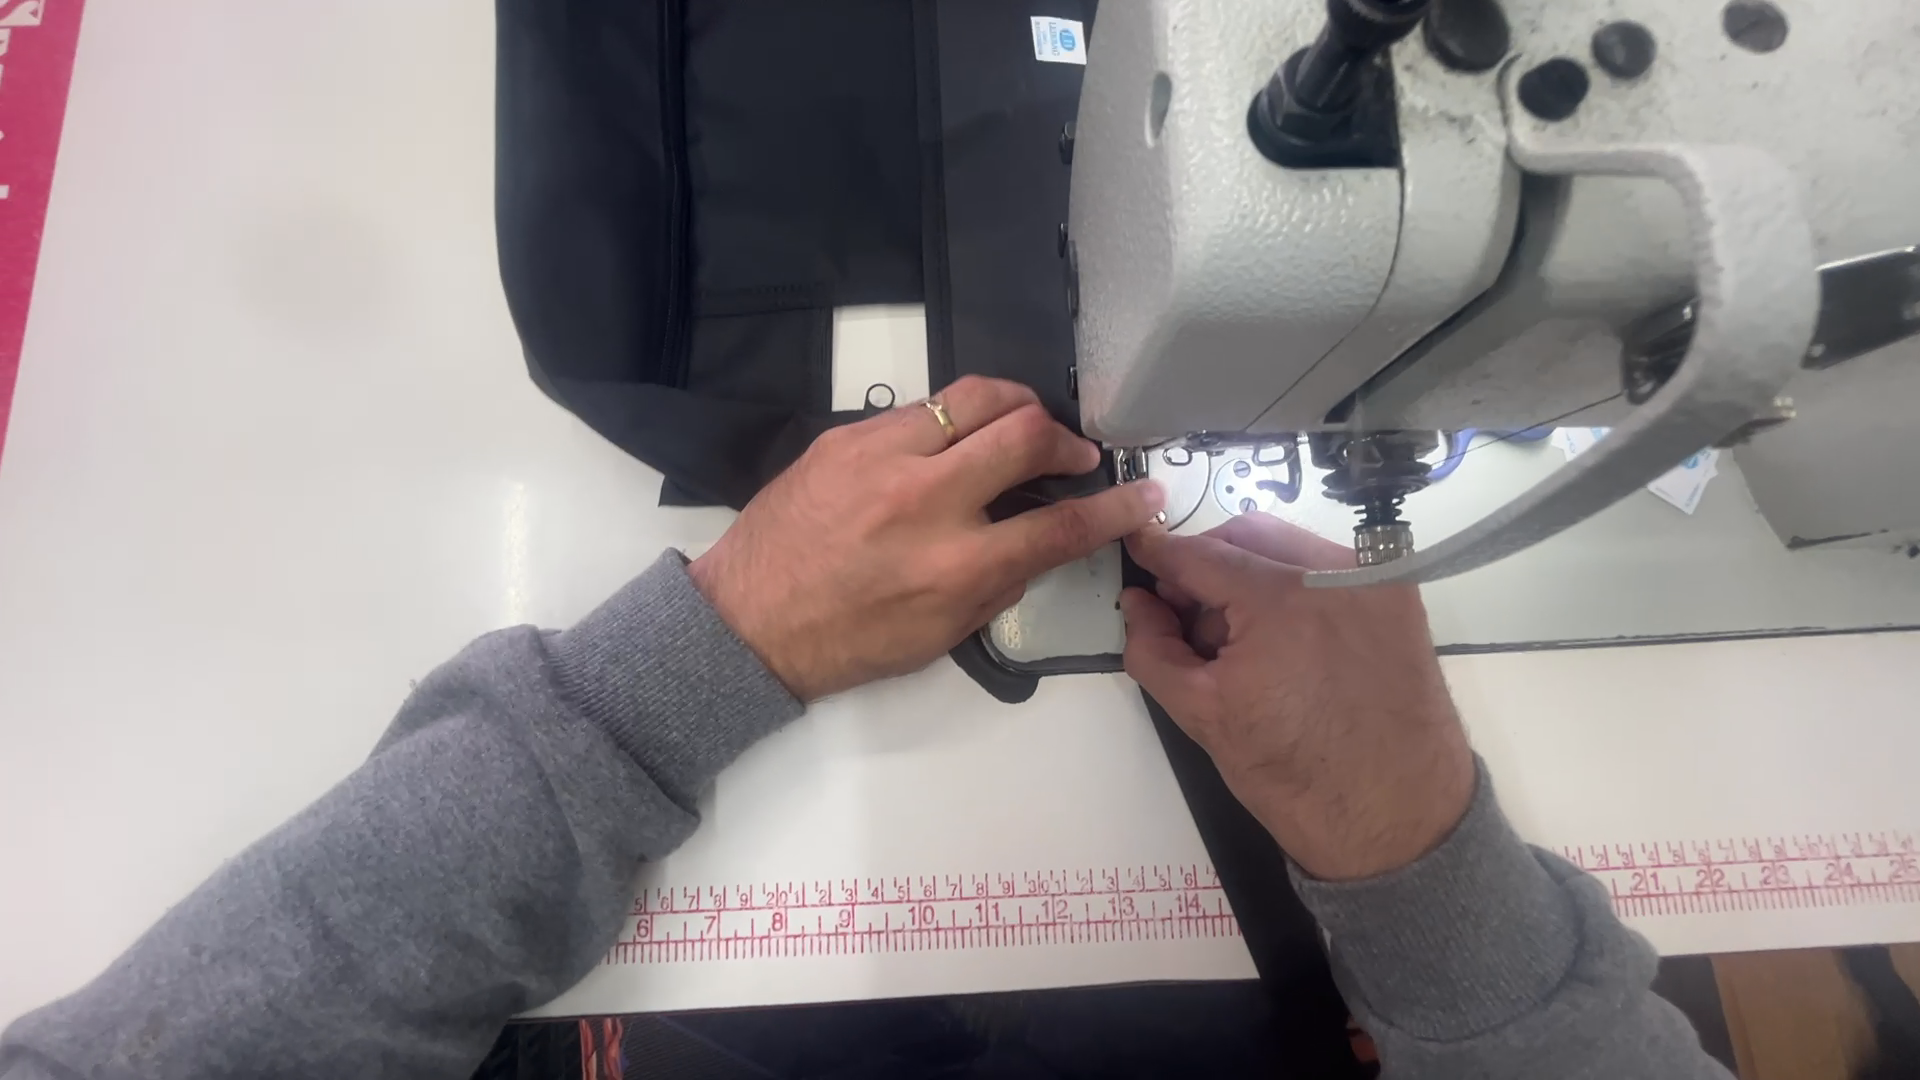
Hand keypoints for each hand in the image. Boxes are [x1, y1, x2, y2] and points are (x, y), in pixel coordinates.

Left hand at [689, 376, 1165, 701]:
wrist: (749, 621)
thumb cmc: (848, 642)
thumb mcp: (940, 636)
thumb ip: (1000, 584)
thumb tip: (1039, 540)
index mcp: (955, 568)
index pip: (1062, 527)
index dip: (1117, 509)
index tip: (1142, 495)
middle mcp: (926, 502)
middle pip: (1026, 435)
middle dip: (1068, 440)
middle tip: (1073, 453)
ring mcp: (882, 458)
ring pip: (977, 396)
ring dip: (1018, 405)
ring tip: (1025, 423)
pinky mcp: (846, 436)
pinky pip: (921, 408)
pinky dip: (954, 419)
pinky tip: (952, 440)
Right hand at [1122, 514, 1473, 880]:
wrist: (1394, 821)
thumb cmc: (1291, 774)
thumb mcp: (1199, 713)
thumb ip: (1152, 646)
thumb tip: (1135, 600)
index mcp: (1284, 600)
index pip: (1200, 554)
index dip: (1158, 551)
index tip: (1135, 547)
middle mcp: (1336, 572)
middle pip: (1244, 535)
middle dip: (1203, 564)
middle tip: (1183, 613)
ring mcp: (1375, 579)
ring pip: (1285, 544)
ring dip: (1245, 573)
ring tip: (1237, 636)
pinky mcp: (1398, 594)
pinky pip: (1323, 565)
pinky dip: (1288, 584)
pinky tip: (1279, 636)